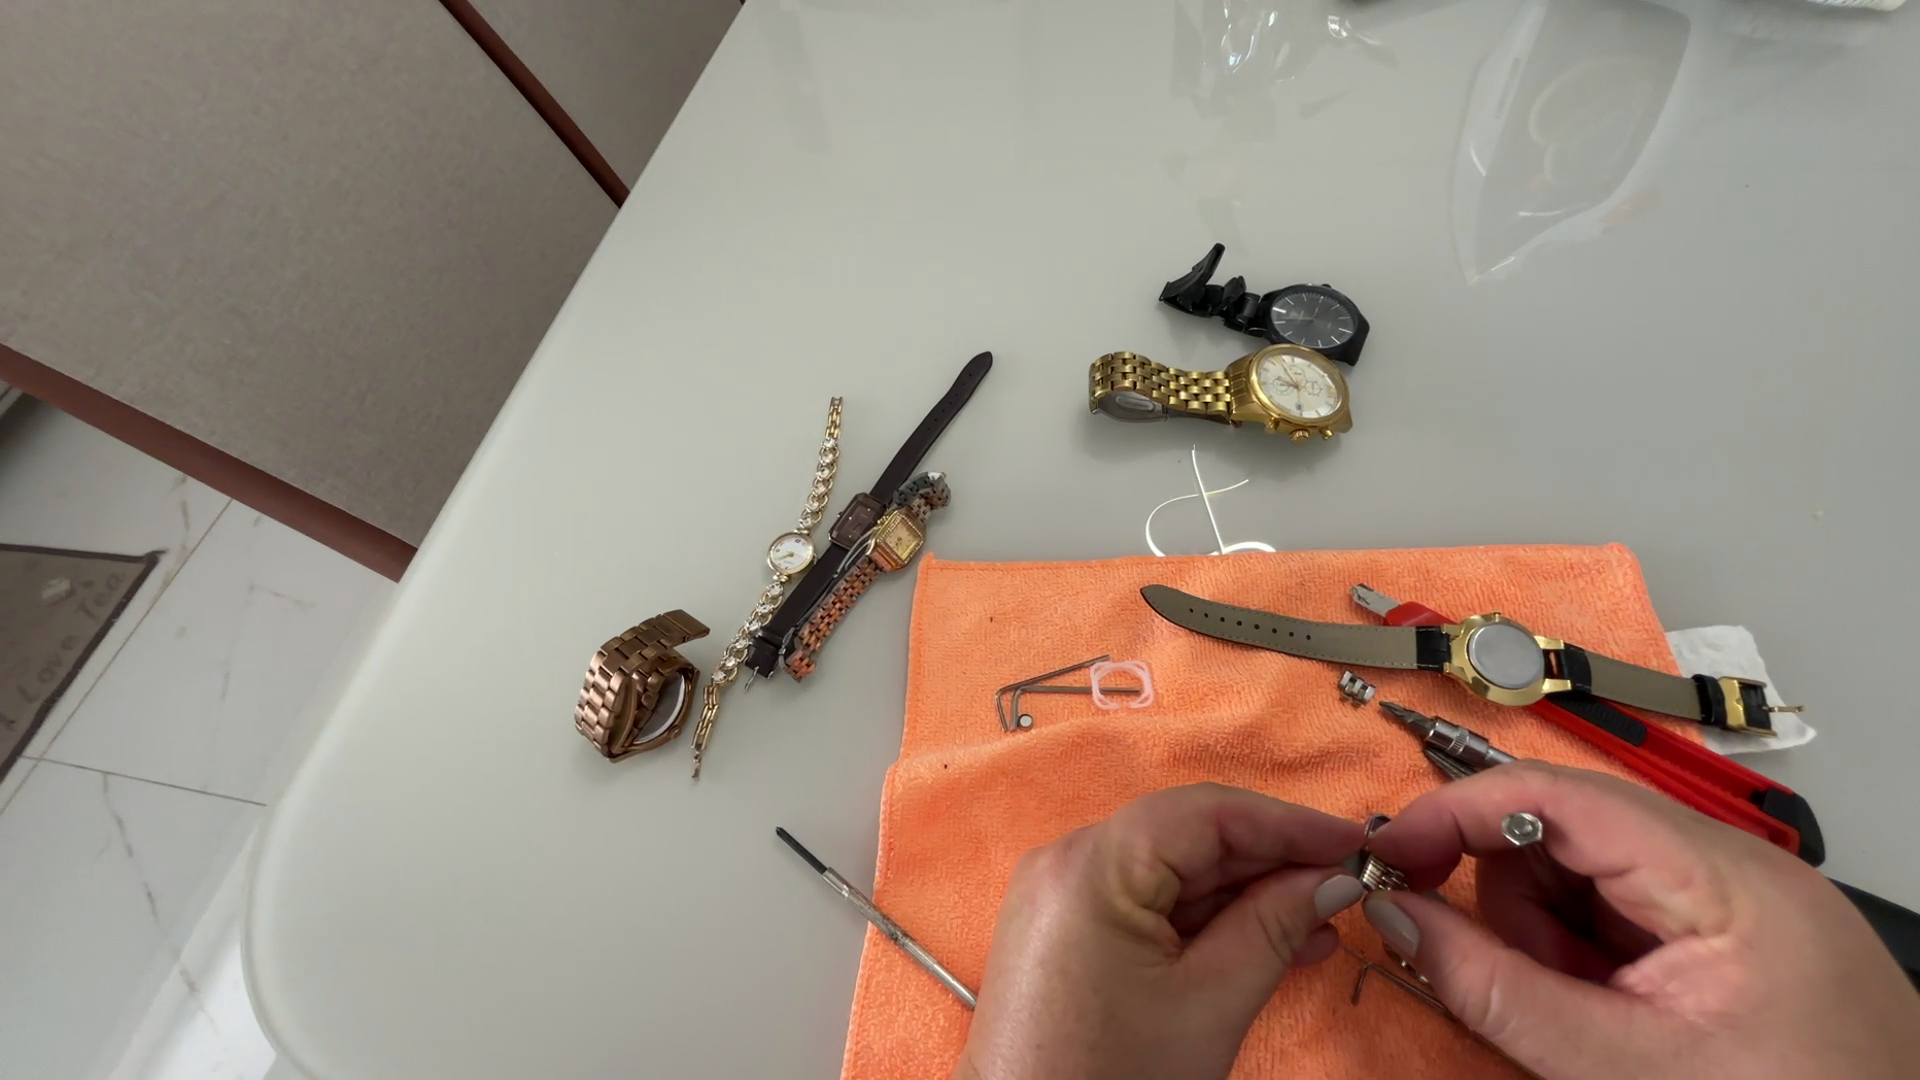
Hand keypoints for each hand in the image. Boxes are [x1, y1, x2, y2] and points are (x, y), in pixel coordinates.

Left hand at [953, 784, 1366, 1079]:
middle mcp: (1067, 856)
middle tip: (1344, 883)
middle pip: (1184, 835)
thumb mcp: (1208, 1005)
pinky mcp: (1065, 921)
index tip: (1353, 841)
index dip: (1283, 820)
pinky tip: (1265, 935)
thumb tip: (1330, 880)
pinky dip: (1201, 915)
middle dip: (1267, 858)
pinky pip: (1144, 899)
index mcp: (1090, 862)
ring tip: (1320, 919)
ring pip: (1168, 868)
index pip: (1201, 812)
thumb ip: (1272, 926)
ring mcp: (1061, 888)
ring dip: (1242, 891)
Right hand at [1363, 762, 1919, 1079]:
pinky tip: (1598, 996)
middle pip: (1554, 821)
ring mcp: (1722, 888)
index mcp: (1723, 878)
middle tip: (1475, 948)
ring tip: (1576, 1001)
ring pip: (1565, 858)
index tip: (1387, 853)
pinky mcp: (1713, 919)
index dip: (1454, 811)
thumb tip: (1385, 911)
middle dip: (1502, 885)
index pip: (1554, 794)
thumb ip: (1490, 987)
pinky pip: (1597, 896)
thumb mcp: (1623, 1072)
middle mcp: (1724, 860)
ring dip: (1535, 923)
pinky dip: (1567, 941)